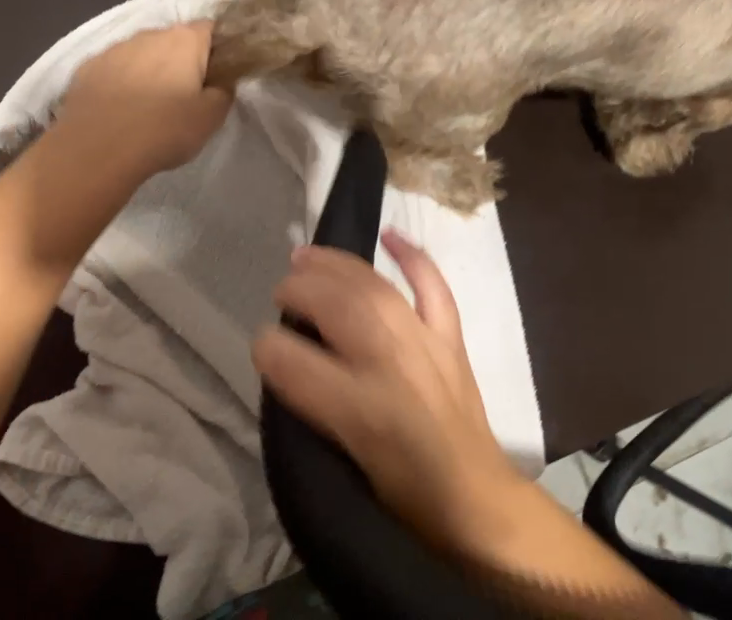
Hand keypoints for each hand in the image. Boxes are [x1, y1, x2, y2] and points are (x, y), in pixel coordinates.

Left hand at [51, 21, 233, 179]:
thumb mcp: (211, 118)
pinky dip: (119, 83)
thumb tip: (219, 82)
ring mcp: (113, 49)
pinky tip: (118, 111)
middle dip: (181, 62)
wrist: (96, 150)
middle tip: (184, 96)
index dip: (216, 50)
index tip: (216, 75)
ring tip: (147, 107)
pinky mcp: (86, 68)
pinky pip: (112, 70)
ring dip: (148, 71)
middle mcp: (149, 35)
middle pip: (173, 40)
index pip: (210, 29)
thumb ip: (222, 92)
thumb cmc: (164, 130)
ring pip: (141, 54)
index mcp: (185, 40)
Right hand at [252, 231, 535, 560]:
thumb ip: (308, 404)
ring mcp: (424, 344)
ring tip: (305, 258)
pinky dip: (412, 257)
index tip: (260, 345)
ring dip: (336, 266)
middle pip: (336, 309)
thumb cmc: (400, 489)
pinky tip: (390, 236)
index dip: (268, 348)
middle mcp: (390, 367)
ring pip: (373, 288)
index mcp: (359, 410)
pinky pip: (432, 286)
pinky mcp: (449, 338)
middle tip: (280, 294)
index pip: (296, 363)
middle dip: (299, 291)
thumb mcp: (340, 457)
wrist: (471, 496)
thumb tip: (282, 357)